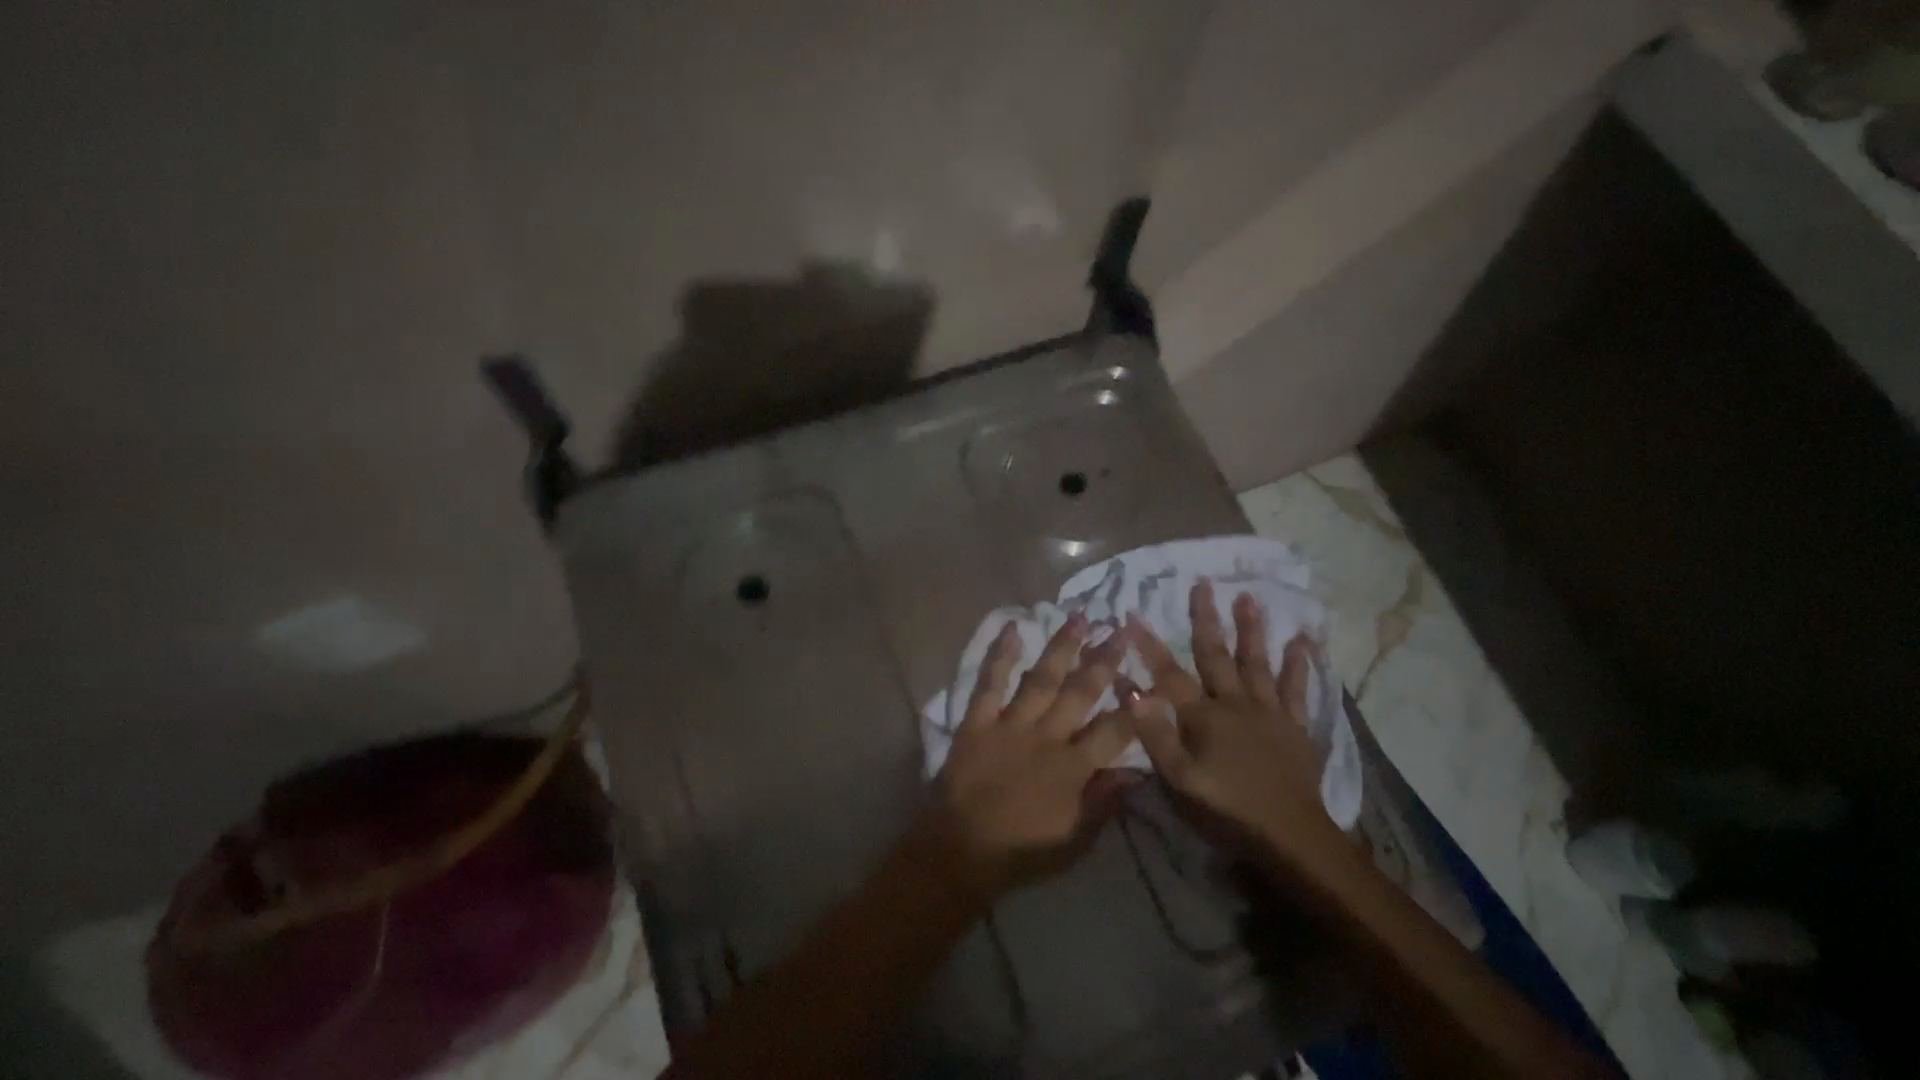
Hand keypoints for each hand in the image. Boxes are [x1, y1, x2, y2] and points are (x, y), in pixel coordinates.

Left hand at [924, 614, 1136, 900]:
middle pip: (1081, 692)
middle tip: (1122, 628)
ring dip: (1062, 647)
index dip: (1136, 704)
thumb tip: (1139, 772)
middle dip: (1104, 659)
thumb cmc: (1022, 852)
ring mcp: (1010, 725)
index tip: (1153, 675)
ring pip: (1042, 679)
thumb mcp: (1076, 840)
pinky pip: (989, 683)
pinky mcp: (977, 722)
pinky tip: (1012, 627)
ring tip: (1080, 617)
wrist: (959, 851)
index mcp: (1073, 768)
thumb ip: (1105, 803)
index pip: (1115, 730)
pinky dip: (999, 655)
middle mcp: (1046, 737)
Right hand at [1123, 581, 1341, 859]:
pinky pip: (1297, 688)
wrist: (1289, 835)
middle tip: (1203, 585)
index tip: (1133, 615)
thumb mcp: (1179, 780)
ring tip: (1248, 598)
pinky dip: (1299, 664)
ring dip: (1251, 629)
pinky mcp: (1295, 726)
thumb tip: (1131, 690)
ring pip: (1257, 662)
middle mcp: (1236, 704)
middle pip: (1217, 656)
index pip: (1169, 675)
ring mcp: (1269, 712)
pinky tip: (1302, 642)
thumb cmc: (1227, 810)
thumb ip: (1154, 735)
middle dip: (1207, 619)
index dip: (1150, 646)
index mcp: (1204, 717)